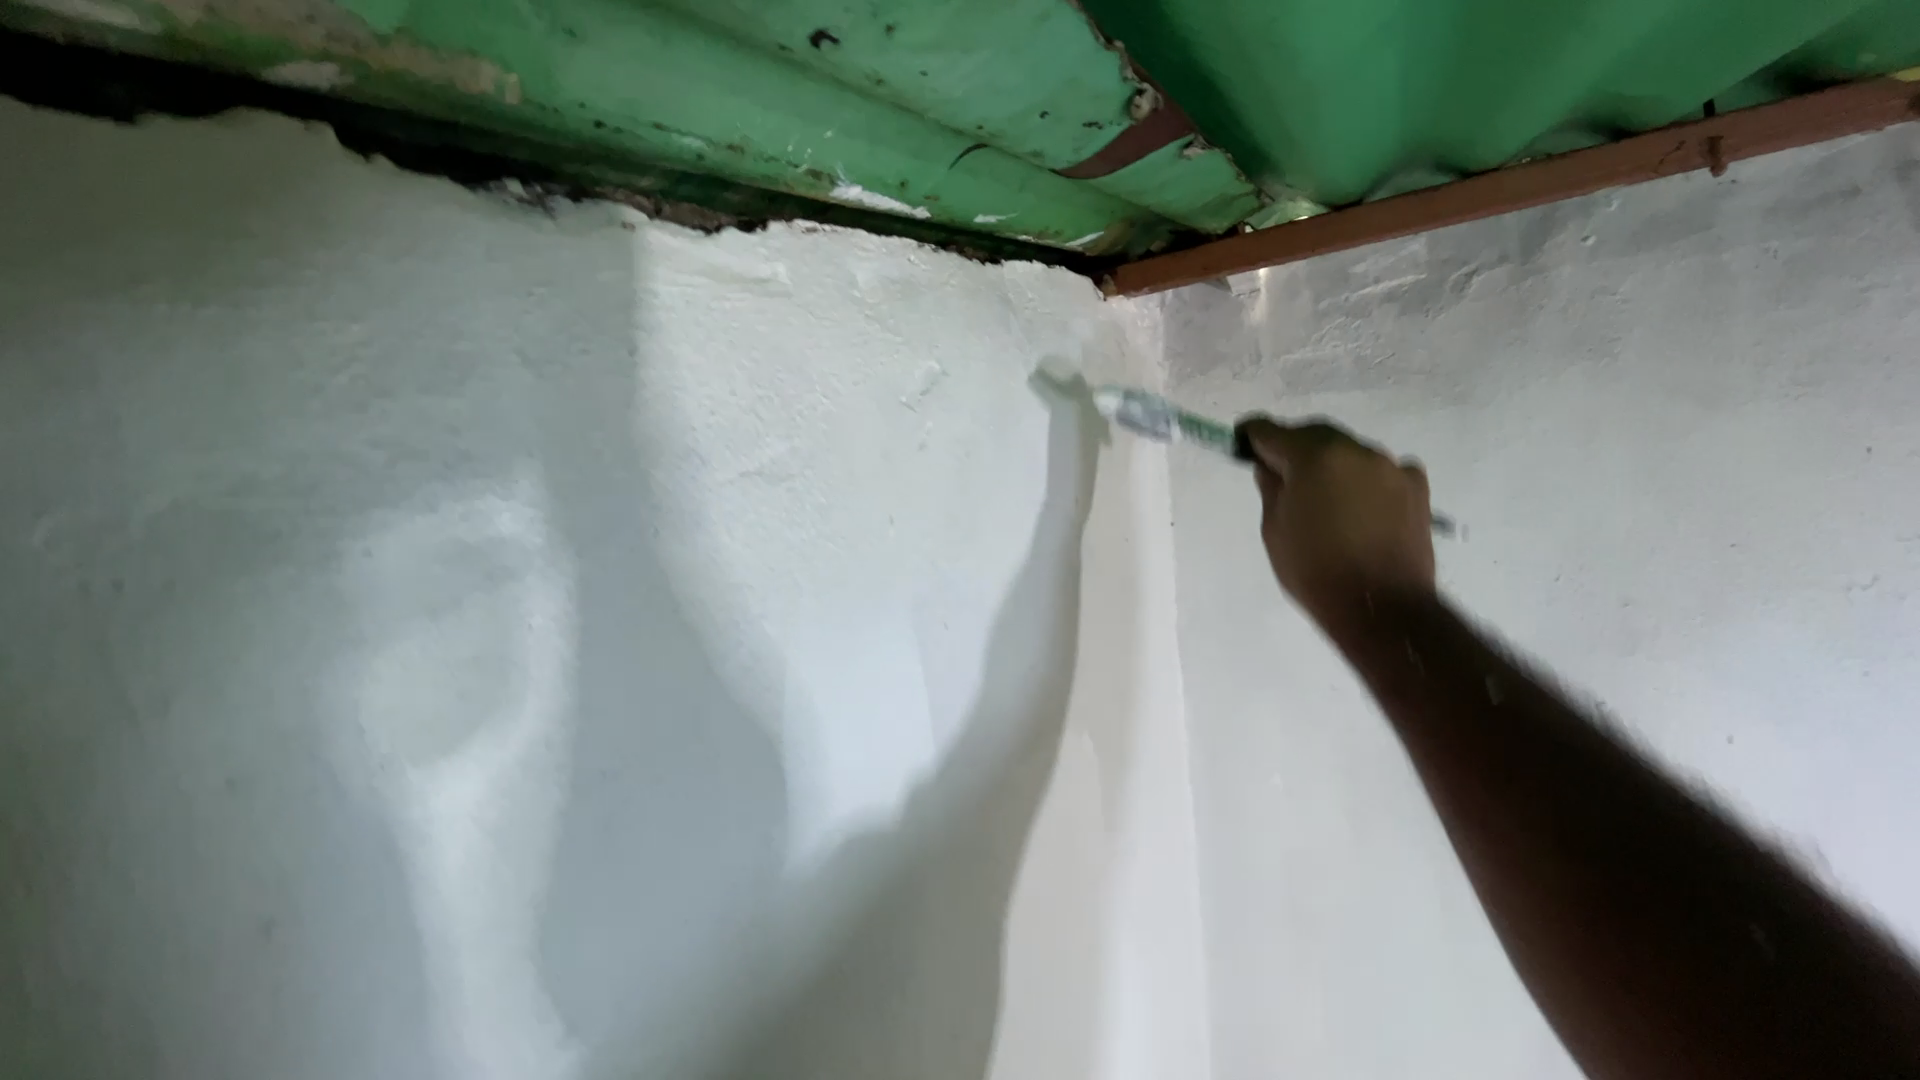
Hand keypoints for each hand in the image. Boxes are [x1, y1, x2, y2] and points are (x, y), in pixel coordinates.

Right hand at [1239, 416, 1435, 633]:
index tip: (1242, 442)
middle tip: (1279, 472)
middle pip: (1315, 435)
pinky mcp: (1416, 487)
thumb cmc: (1314, 569)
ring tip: (1322, 498)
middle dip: (1294, 447)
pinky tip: (1359, 506)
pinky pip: (1381, 471)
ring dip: (1331, 464)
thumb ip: (1272, 489)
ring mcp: (1390, 466)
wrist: (1380, 605)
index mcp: (1313, 457)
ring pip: (1349, 452)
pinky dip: (1365, 479)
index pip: (1272, 432)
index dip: (1252, 436)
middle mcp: (1354, 450)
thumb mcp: (1274, 530)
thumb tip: (1271, 467)